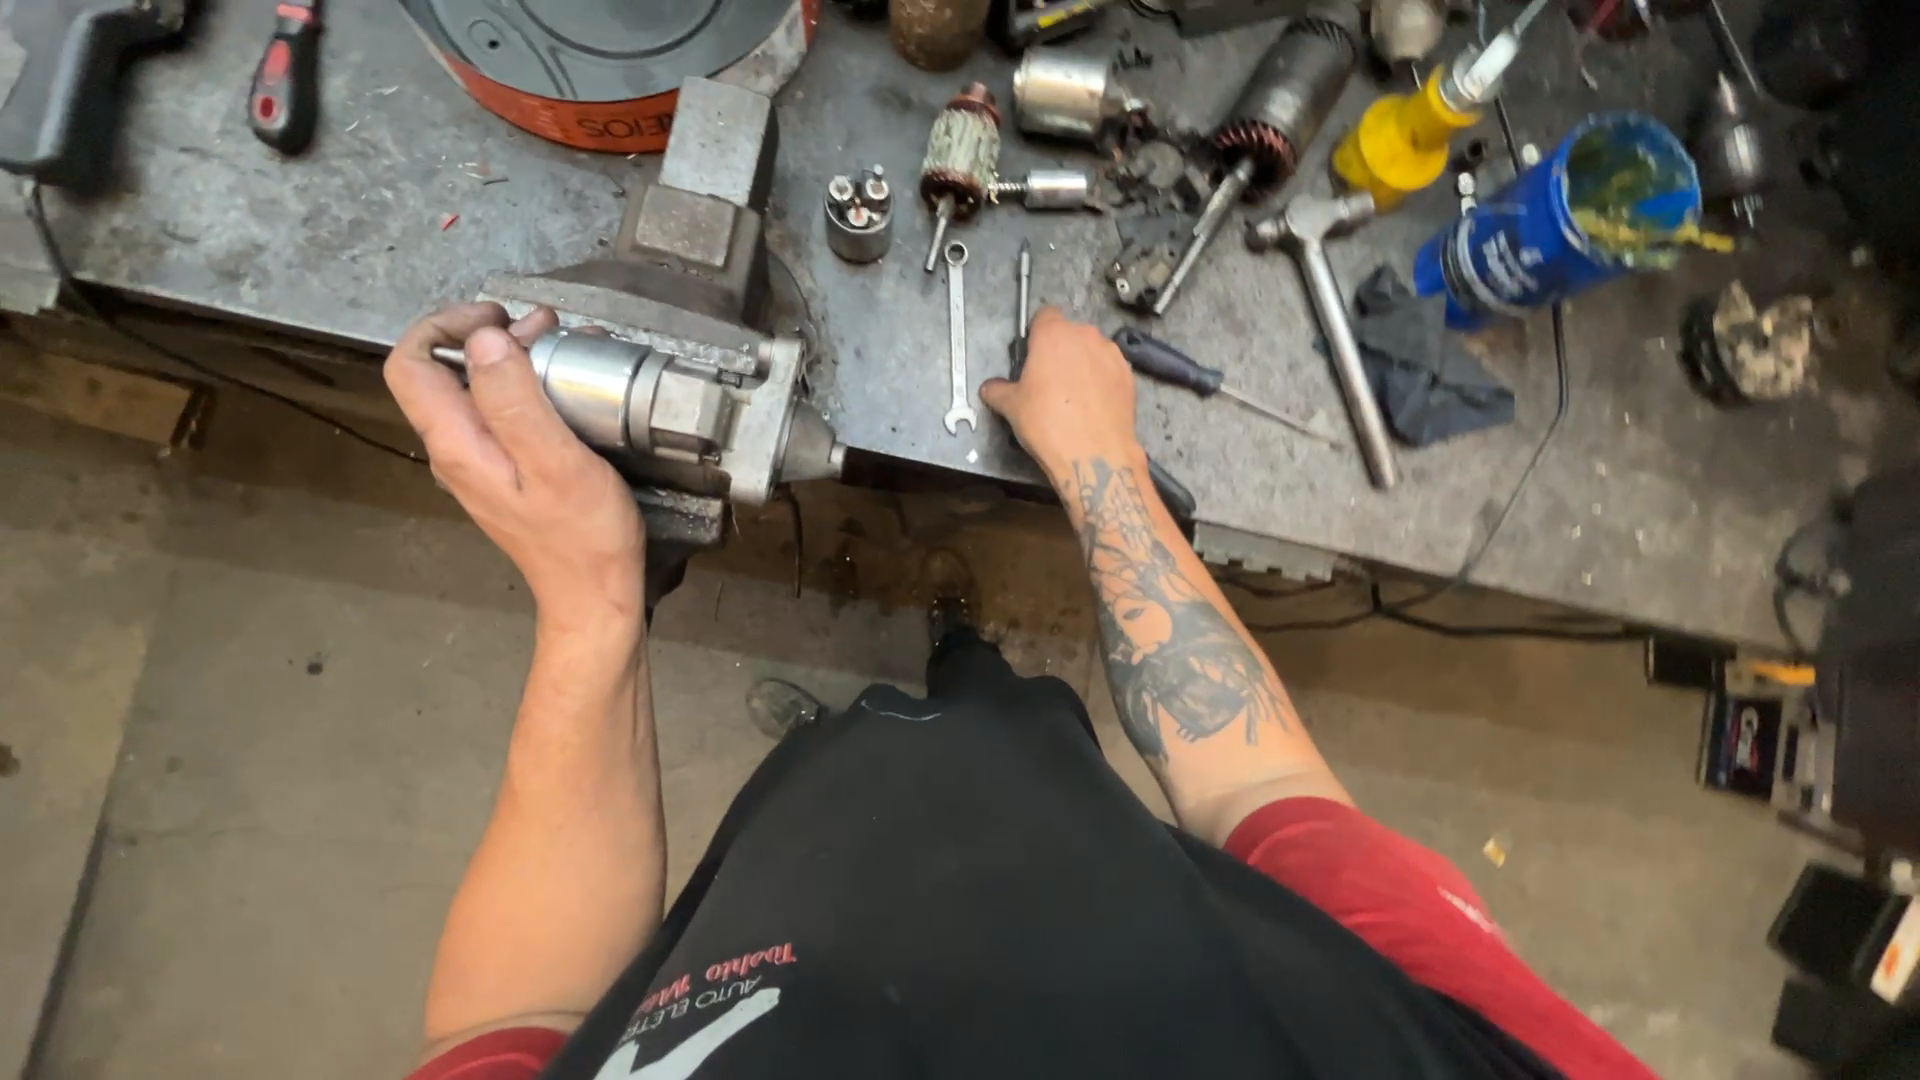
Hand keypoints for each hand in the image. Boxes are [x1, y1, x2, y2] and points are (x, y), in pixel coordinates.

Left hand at [385, 304, 644, 640]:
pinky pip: (504, 419)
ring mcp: (482, 468)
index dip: (446, 326)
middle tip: (547, 328)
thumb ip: (516, 402)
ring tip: (565, 348)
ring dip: (514, 362)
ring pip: (478, 396)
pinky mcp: (510, 478)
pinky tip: (570, 392)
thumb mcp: (556, 463)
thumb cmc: (583, 534)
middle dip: (489, 338)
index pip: (412, 363)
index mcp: (457, 444)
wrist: (595, 594)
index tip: (501, 318)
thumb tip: (487, 341)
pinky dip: (530, 391)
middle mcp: (457, 453)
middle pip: (445, 376)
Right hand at [980, 308, 1144, 483]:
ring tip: (1074, 396)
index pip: (1044, 315)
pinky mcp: (1129, 375)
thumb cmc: (1047, 422)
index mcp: (1054, 334)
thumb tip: (990, 388)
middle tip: (1049, 381)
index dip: (1037, 333)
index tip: (1032, 356)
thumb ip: (998, 391)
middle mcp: (1086, 336)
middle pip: (1070, 333)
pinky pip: (1109, 370)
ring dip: (1083, 364)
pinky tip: (1093, 405)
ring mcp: (1111, 354)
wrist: (1094, 453)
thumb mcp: (1011, 407)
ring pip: (1092, 351)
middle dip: (1060, 350)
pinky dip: (1101, 380)